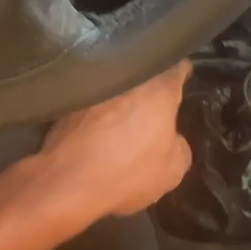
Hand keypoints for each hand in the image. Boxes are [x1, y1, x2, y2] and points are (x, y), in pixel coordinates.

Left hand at [39, 61, 192, 218]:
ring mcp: (93, 87)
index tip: (183, 79)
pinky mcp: (69, 102)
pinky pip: (91, 102)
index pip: (178, 67)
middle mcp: (125, 77)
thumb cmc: (128, 172)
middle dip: (150, 85)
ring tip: (124, 117)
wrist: (67, 182)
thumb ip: (178, 144)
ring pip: (115, 86)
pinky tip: (98, 130)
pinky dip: (97, 112)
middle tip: (154, 102)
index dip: (183, 73)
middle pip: (144, 74)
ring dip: (120, 98)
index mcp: (157, 87)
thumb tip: (170, 137)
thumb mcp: (173, 169)